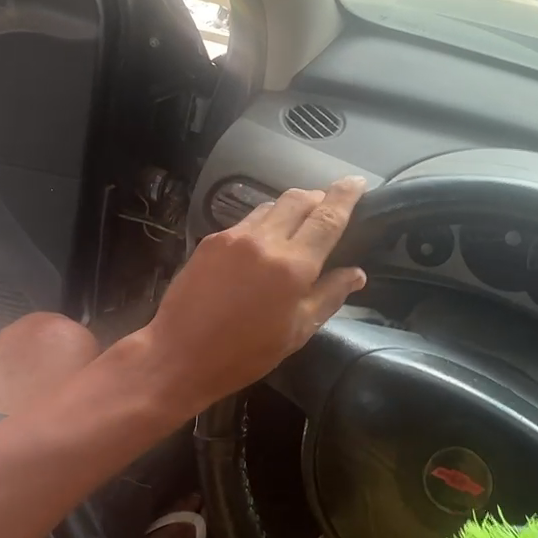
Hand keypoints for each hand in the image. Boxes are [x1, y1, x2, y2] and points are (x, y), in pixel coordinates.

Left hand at [137, 176, 368, 408]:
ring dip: (290, 209)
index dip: (346, 195)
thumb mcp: (297, 331)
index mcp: (292, 266)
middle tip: (329, 209)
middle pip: (299, 199)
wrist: (179, 356)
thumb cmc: (246, 353)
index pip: (327, 217)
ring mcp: (234, 237)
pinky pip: (247, 221)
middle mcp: (264, 241)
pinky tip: (263, 245)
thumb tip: (356, 273)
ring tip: (297, 227)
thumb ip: (329, 295)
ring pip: (271, 206)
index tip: (358, 182)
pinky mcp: (211, 241)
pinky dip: (264, 224)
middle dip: (318, 197)